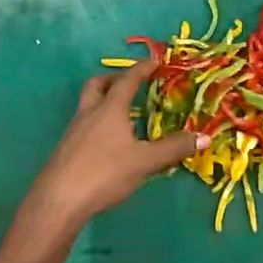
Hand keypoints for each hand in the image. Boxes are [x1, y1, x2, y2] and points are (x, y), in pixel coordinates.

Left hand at [27, 60, 203, 224]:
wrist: (58, 201)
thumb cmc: (104, 173)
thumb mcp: (145, 161)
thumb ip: (173, 148)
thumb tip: (204, 137)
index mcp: (109, 109)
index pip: (127, 80)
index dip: (142, 69)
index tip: (155, 61)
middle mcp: (89, 114)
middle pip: (97, 85)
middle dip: (113, 79)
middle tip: (130, 83)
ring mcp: (74, 132)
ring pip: (88, 105)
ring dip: (104, 102)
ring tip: (124, 114)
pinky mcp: (66, 150)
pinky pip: (84, 125)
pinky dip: (99, 123)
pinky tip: (110, 142)